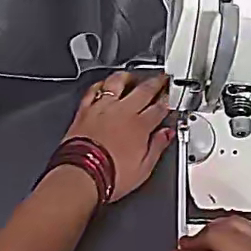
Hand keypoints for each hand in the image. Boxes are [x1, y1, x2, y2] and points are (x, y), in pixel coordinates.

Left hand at [63, 72, 175, 201]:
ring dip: (128, 77)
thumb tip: (166, 135)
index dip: (167, 101)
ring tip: (133, 76)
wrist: (81, 175)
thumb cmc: (110, 175)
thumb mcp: (144, 168)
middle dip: (156, 82)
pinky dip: (101, 85)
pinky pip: (94, 90)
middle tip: (161, 79)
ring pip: (117, 82)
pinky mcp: (85, 111)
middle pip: (143, 90)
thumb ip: (157, 147)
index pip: (159, 108)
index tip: (170, 98)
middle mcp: (123, 112)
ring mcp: (103, 108)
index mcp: (140, 125)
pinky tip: (103, 84)